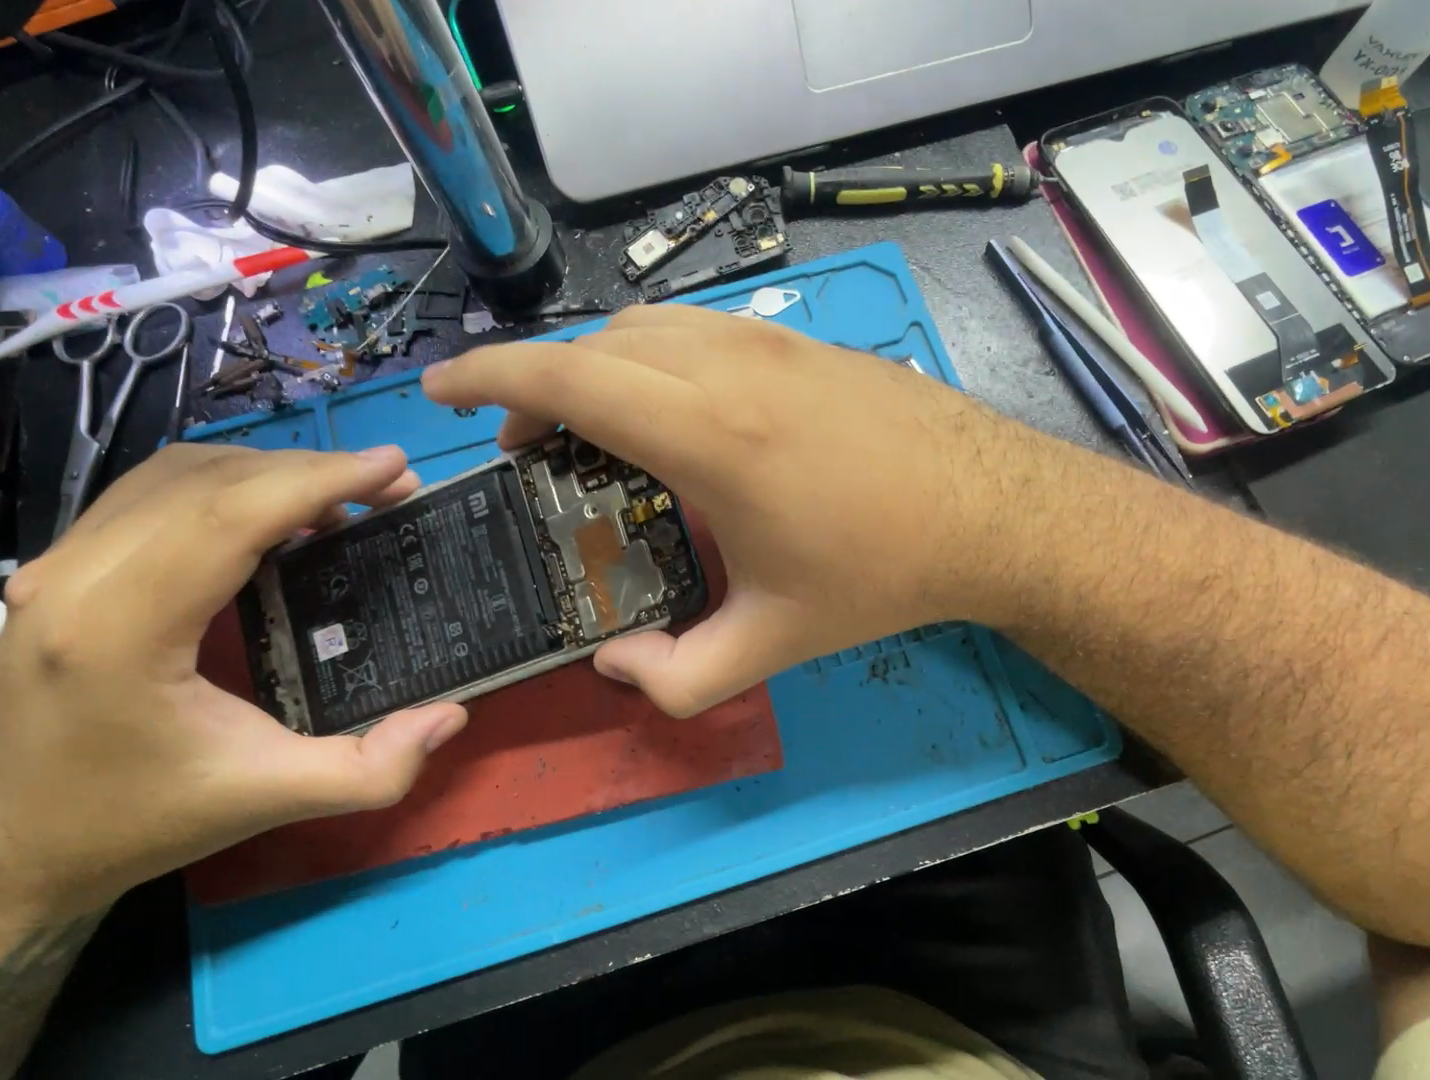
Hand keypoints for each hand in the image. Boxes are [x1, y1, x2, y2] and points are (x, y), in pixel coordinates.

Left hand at [0, 444, 468, 917]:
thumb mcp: (265, 800)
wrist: (10, 846)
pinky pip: (153, 492)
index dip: (320, 480)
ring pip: (176, 473)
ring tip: (342, 497)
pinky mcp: (61, 565)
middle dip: (311, 471)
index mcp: (118, 630)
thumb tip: (451, 717)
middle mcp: (74, 578)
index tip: (394, 467)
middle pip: (208, 480)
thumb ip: (370, 770)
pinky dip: (227, 484)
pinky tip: (275, 514)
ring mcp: (57, 564)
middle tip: (389, 487)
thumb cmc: (136, 820)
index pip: (229, 515)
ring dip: (269, 471)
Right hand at [422, 304, 1041, 717]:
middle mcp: (728, 365)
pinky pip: (695, 328)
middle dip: (537, 386)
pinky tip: (669, 415)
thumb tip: (617, 668)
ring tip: (591, 432)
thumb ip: (680, 678)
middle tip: (527, 451)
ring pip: (645, 326)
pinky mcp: (798, 340)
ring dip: (596, 367)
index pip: (569, 376)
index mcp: (708, 433)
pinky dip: (649, 356)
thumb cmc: (881, 573)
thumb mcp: (775, 642)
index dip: (488, 375)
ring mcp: (769, 341)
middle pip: (596, 345)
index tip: (437, 390)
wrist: (992, 510)